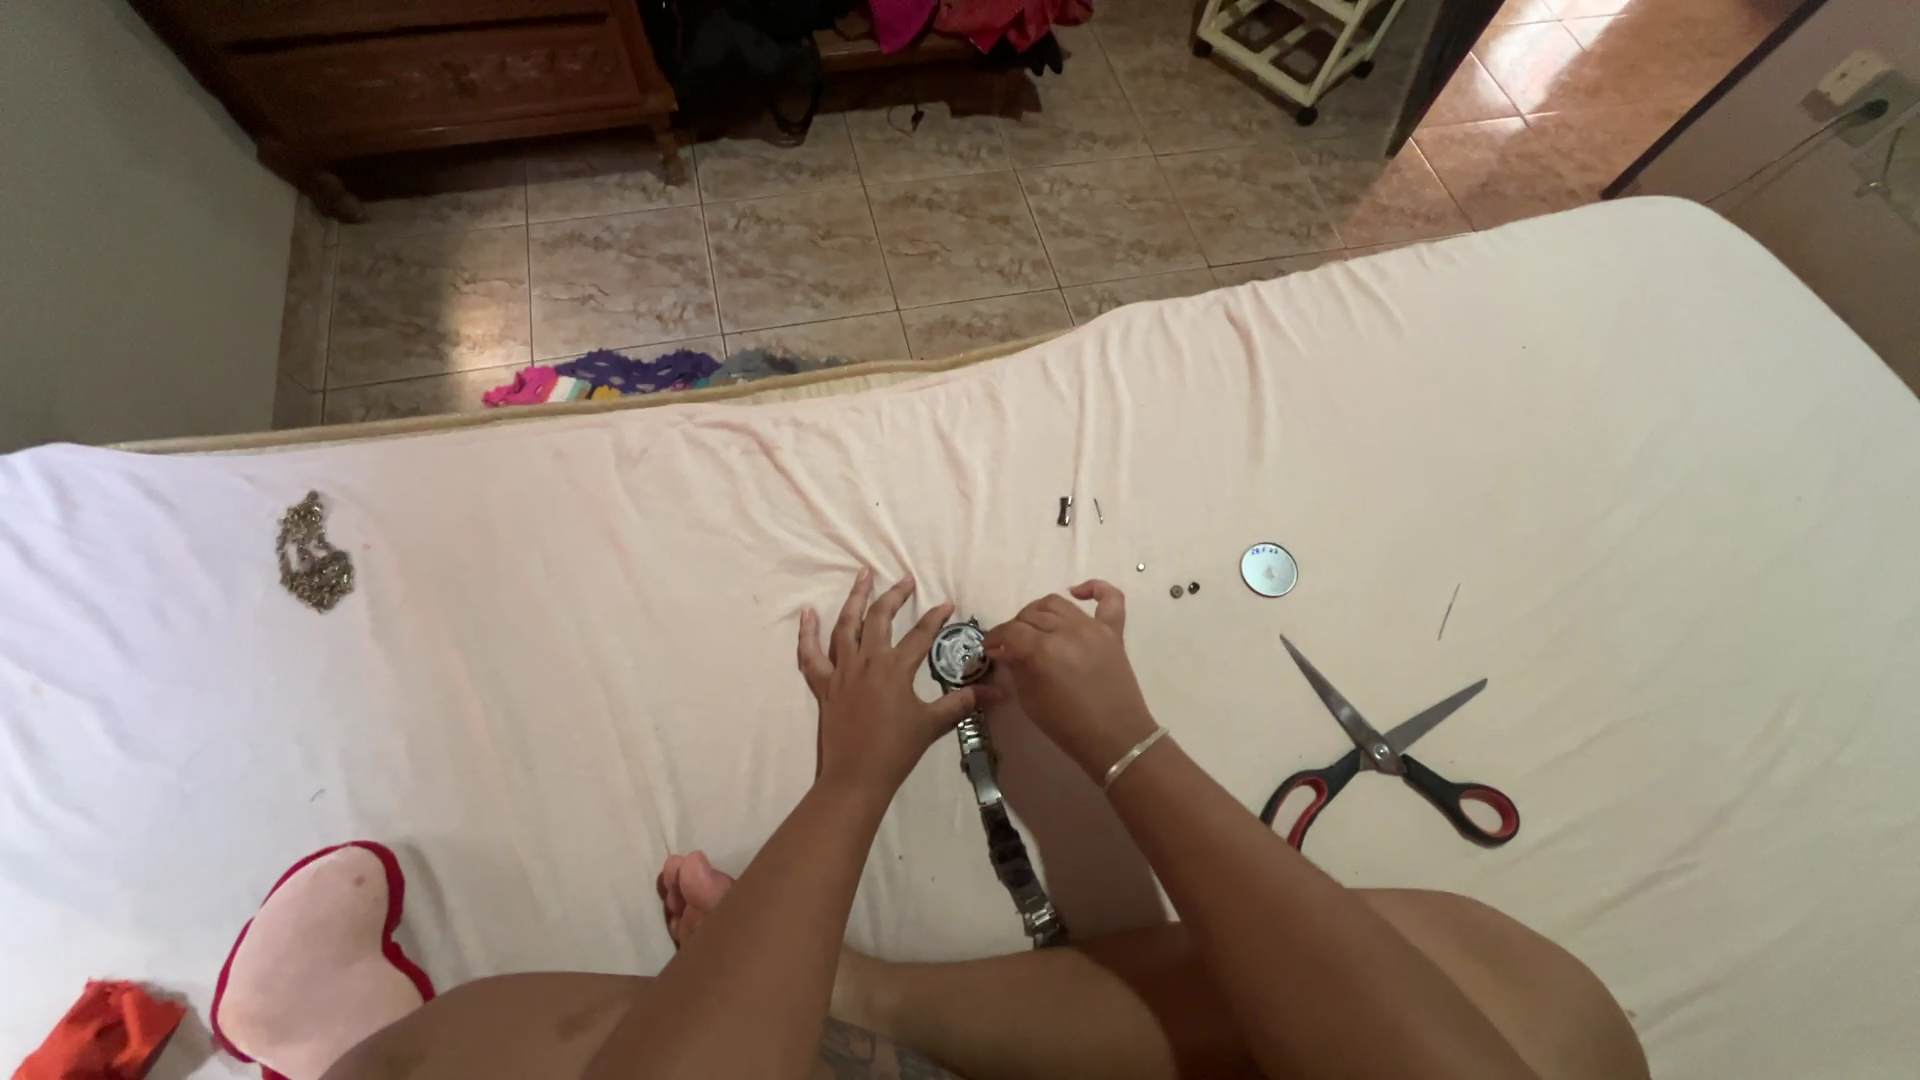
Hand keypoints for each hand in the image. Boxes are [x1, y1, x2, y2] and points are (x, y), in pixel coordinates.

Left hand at [797, 568, 985, 795]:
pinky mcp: (823, 684)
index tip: (948, 604)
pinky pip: (810, 655)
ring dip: (855, 598)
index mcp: (895, 668)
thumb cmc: (897, 749)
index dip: (936, 617)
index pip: (921, 634)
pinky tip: (807, 613)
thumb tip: (996, 692)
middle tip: (905, 579)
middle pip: (880, 618)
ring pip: (846, 625)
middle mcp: (867, 661)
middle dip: (894, 595)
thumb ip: (962, 702)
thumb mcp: (933, 723)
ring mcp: (841, 671)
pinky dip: (807, 633)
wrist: (856, 776)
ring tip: (862, 575)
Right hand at [983, 581, 1159, 781]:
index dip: (994, 637)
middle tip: (1012, 644)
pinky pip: (1110, 599)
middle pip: (1031, 614)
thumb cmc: (1067, 726)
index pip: (1010, 631)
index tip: (989, 648)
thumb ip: (1015, 667)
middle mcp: (1067, 631)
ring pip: (1058, 603)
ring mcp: (1093, 628)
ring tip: (1035, 627)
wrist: (1116, 739)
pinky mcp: (1113, 632)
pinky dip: (1095, 588)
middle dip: (1015, 627)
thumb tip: (1004, 649)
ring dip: (1040, 611)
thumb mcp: (1029, 700)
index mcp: (1043, 650)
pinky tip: (1077, 592)